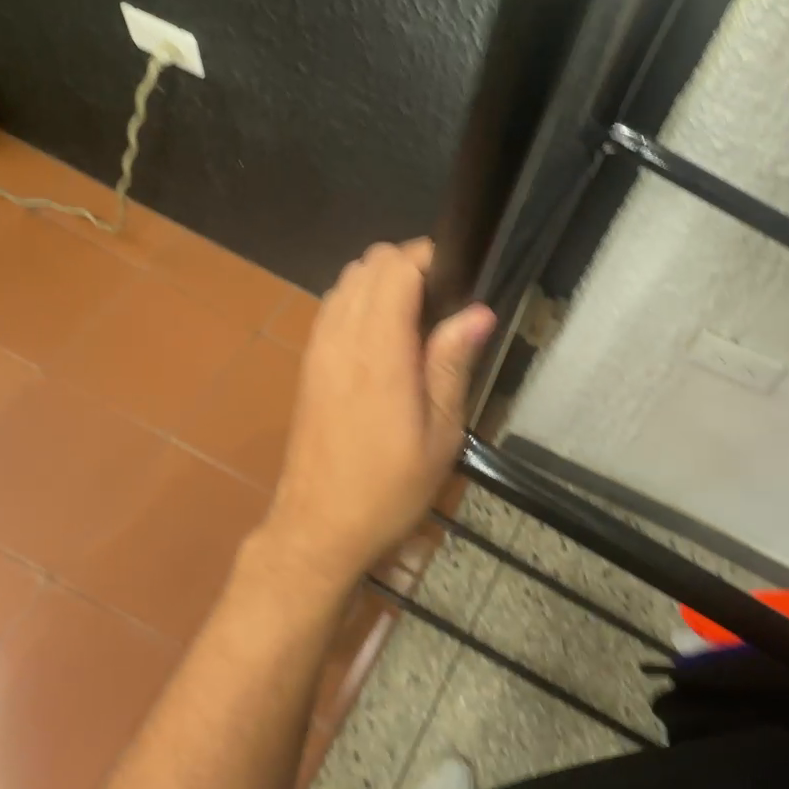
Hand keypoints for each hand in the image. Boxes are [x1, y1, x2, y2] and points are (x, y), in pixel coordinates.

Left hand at [255, 239, 495, 584]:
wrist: (319, 528)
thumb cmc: (390, 487)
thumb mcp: (439, 434)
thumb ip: (452, 365)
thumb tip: (479, 310)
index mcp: (378, 351)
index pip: (395, 268)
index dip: (428, 260)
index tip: (458, 281)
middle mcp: (342, 337)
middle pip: (368, 264)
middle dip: (407, 265)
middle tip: (444, 302)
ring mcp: (318, 347)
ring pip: (347, 280)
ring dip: (381, 281)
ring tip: (417, 318)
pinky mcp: (308, 362)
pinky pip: (333, 305)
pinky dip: (359, 300)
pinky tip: (384, 337)